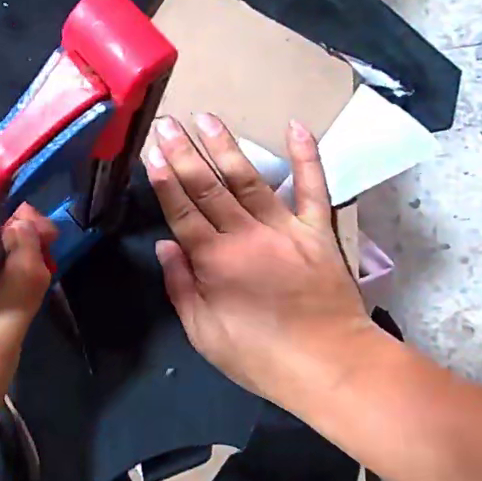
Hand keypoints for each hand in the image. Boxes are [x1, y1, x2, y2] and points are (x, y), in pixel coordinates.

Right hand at [142, 113, 380, 416]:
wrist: (330, 363)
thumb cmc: (259, 356)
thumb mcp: (204, 333)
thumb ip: (182, 286)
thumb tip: (166, 245)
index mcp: (215, 261)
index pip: (182, 211)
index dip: (164, 180)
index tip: (152, 151)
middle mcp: (246, 235)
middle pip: (209, 187)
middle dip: (185, 152)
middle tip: (168, 122)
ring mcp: (285, 229)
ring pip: (250, 179)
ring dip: (227, 146)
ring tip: (209, 117)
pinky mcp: (318, 232)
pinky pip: (312, 188)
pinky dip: (306, 157)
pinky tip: (296, 127)